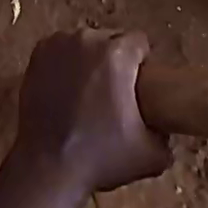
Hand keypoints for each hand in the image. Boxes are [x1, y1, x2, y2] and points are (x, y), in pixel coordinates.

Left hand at [11, 30, 171, 194]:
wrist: (46, 168)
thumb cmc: (99, 157)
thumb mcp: (148, 156)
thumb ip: (166, 139)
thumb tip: (167, 130)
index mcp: (118, 53)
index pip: (139, 42)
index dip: (141, 62)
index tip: (136, 85)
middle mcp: (89, 39)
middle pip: (111, 39)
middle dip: (115, 60)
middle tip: (111, 94)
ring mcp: (60, 43)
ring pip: (85, 43)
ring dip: (89, 59)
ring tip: (85, 94)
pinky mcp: (39, 52)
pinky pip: (61, 49)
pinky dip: (64, 62)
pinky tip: (64, 88)